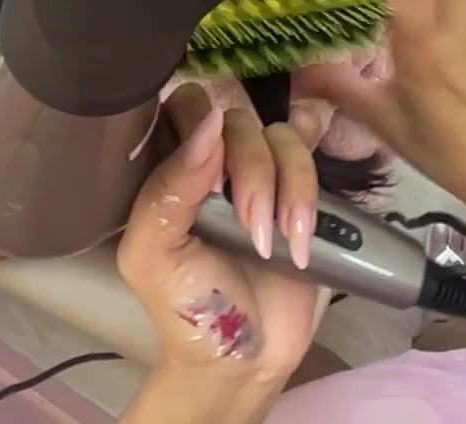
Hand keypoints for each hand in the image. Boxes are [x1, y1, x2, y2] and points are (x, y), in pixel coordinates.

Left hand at [117, 88, 322, 392]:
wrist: (244, 358)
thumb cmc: (185, 305)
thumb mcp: (154, 256)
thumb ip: (168, 189)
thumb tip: (211, 122)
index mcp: (170, 166)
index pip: (184, 106)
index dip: (201, 126)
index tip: (212, 176)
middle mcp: (214, 157)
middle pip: (237, 119)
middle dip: (251, 169)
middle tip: (250, 225)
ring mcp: (260, 169)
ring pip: (280, 135)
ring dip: (288, 186)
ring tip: (280, 241)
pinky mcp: (297, 185)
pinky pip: (311, 155)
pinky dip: (310, 191)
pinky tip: (302, 236)